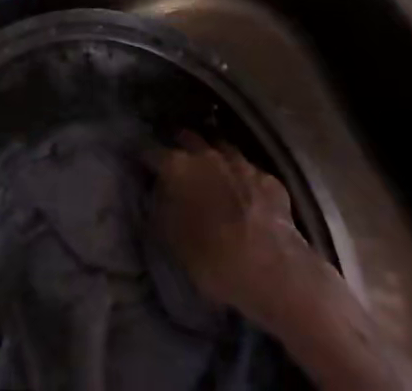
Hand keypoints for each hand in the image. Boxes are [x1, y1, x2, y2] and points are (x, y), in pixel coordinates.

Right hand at [154, 137, 307, 315]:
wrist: (275, 273)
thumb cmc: (213, 259)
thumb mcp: (171, 240)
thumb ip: (159, 208)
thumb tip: (156, 193)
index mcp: (179, 167)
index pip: (150, 151)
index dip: (141, 156)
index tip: (136, 161)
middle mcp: (209, 155)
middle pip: (188, 138)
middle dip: (178, 144)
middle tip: (174, 158)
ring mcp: (243, 164)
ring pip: (222, 147)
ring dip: (213, 155)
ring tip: (210, 168)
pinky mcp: (270, 180)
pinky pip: (250, 170)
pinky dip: (242, 177)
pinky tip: (245, 190)